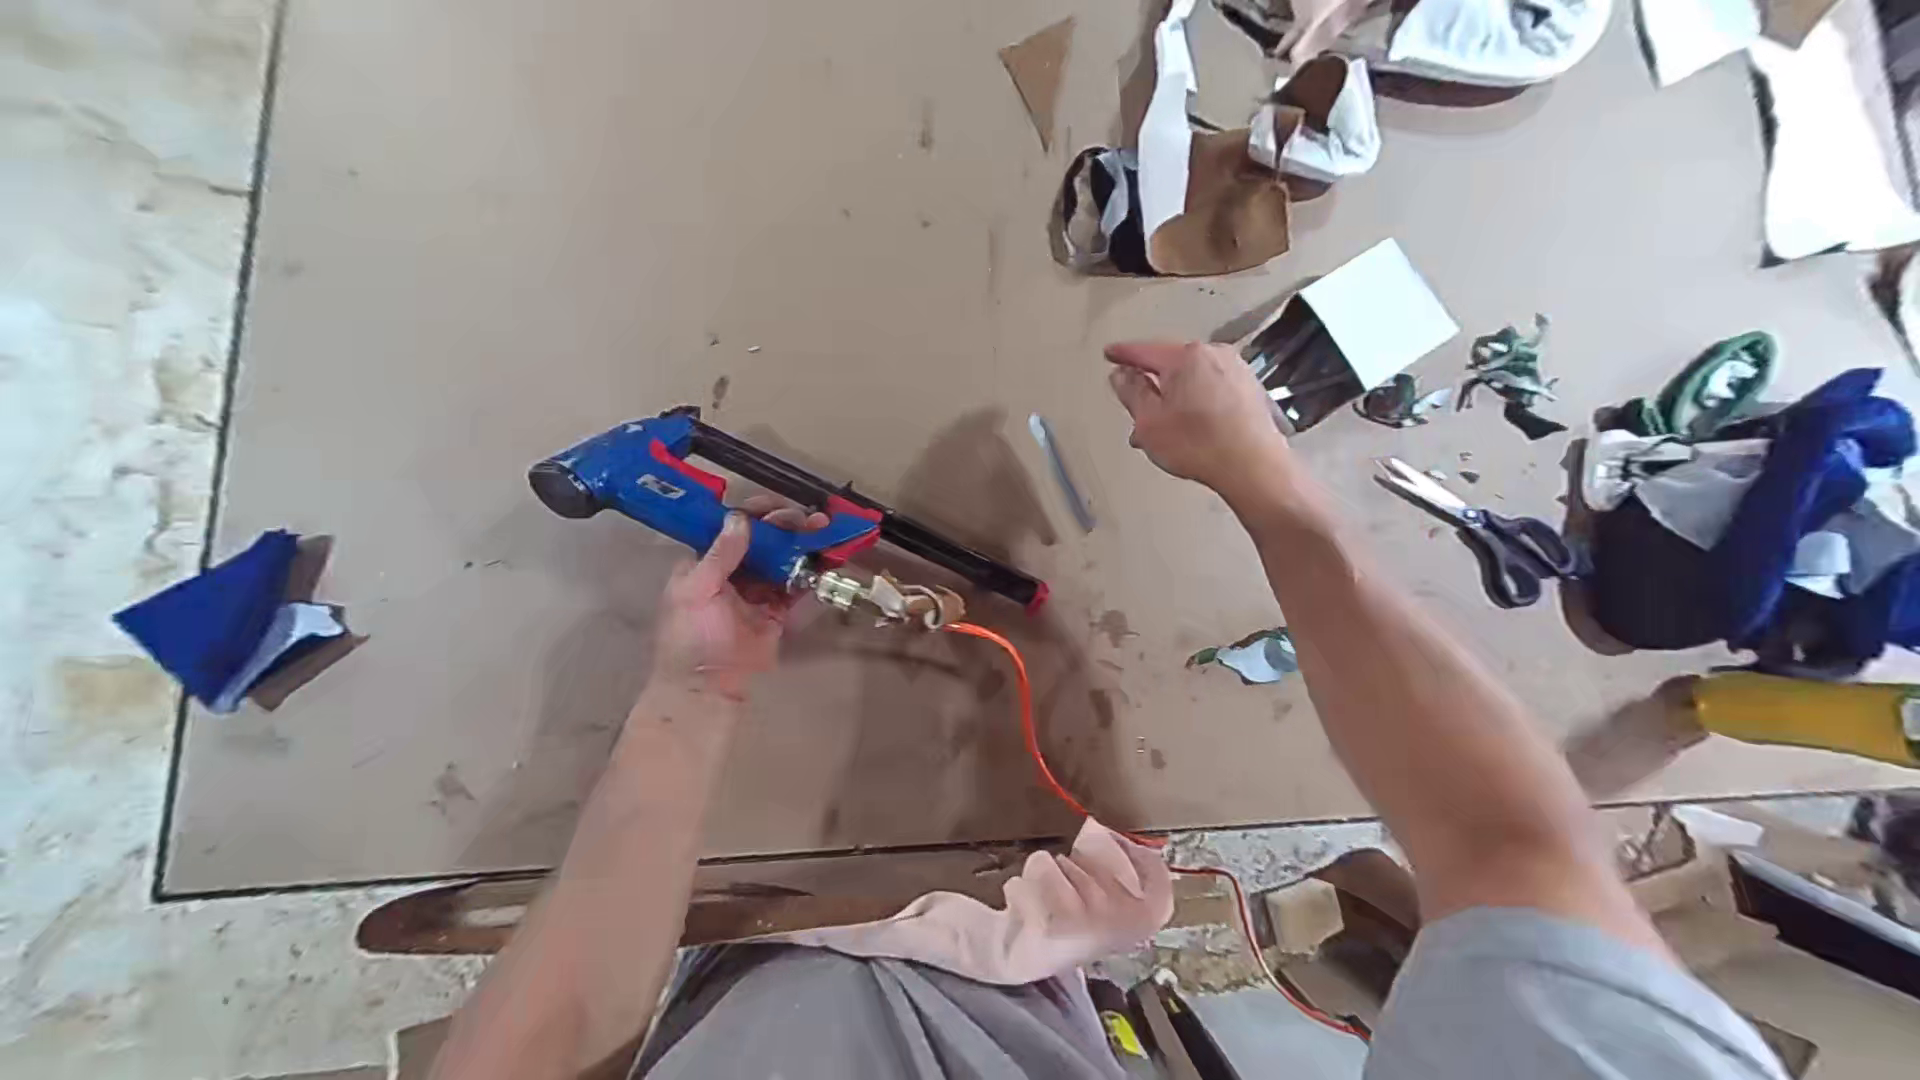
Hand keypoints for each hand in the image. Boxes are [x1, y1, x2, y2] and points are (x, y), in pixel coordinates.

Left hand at [648, 496, 828, 701]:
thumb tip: (740, 518)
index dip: (755, 513)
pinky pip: (797, 591)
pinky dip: (813, 577)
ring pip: (783, 562)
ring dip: (803, 547)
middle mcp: (734, 574)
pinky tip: (827, 562)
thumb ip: (720, 554)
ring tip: (824, 534)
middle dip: (787, 528)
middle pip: (764, 543)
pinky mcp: (777, 615)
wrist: (707, 687)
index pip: (733, 529)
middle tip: (810, 520)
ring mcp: (757, 594)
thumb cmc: (691, 636)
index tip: (778, 507)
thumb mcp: (695, 590)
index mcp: (706, 563)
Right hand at [1105, 341, 1293, 495]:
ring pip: (1191, 379)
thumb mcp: (1149, 422)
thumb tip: (1122, 376)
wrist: (1253, 466)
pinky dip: (1196, 404)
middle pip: (1169, 366)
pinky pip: (1211, 389)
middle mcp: (1213, 355)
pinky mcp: (1249, 388)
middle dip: (1150, 387)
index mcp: (1185, 358)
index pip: (1143, 351)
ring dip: (1173, 399)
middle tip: (1136, 411)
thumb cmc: (1204, 446)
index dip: (1122, 354)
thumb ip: (1131, 392)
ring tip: (1164, 431)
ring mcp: (1235, 370)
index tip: (1112, 354)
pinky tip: (1190, 430)